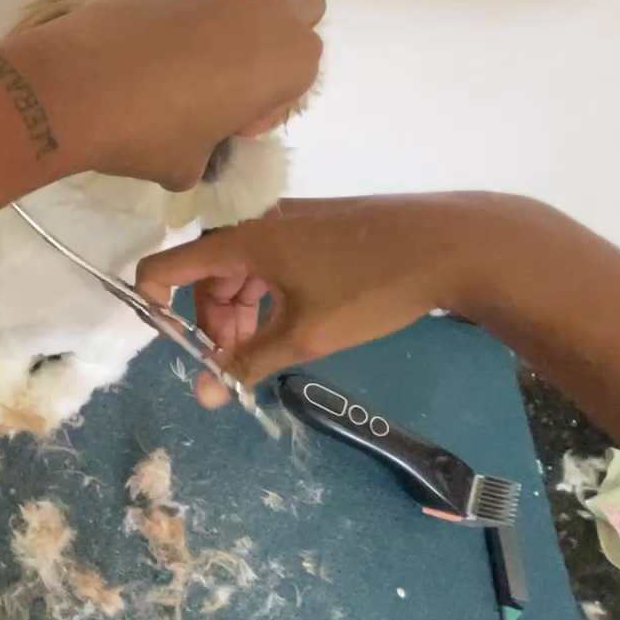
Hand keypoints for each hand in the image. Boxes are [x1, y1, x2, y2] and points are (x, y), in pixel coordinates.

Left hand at [0, 0, 325, 189]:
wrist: (71, 90)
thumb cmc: (145, 132)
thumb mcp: (184, 166)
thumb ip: (202, 159)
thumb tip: (188, 162)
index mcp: (287, 57)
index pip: (299, 78)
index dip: (263, 109)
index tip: (227, 130)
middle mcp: (261, 10)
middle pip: (293, 15)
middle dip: (267, 48)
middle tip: (222, 90)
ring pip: (237, 7)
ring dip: (221, 37)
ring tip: (172, 81)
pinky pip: (186, 8)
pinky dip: (175, 32)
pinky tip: (137, 66)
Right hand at [133, 193, 535, 406]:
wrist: (465, 243)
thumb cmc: (372, 287)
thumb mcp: (305, 335)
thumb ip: (246, 364)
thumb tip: (203, 398)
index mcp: (237, 242)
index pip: (161, 267)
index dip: (153, 305)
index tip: (178, 344)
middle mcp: (251, 225)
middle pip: (201, 275)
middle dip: (208, 321)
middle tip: (234, 360)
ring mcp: (283, 221)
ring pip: (235, 270)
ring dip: (237, 311)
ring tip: (265, 346)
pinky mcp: (311, 224)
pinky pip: (264, 260)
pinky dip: (263, 293)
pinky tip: (291, 318)